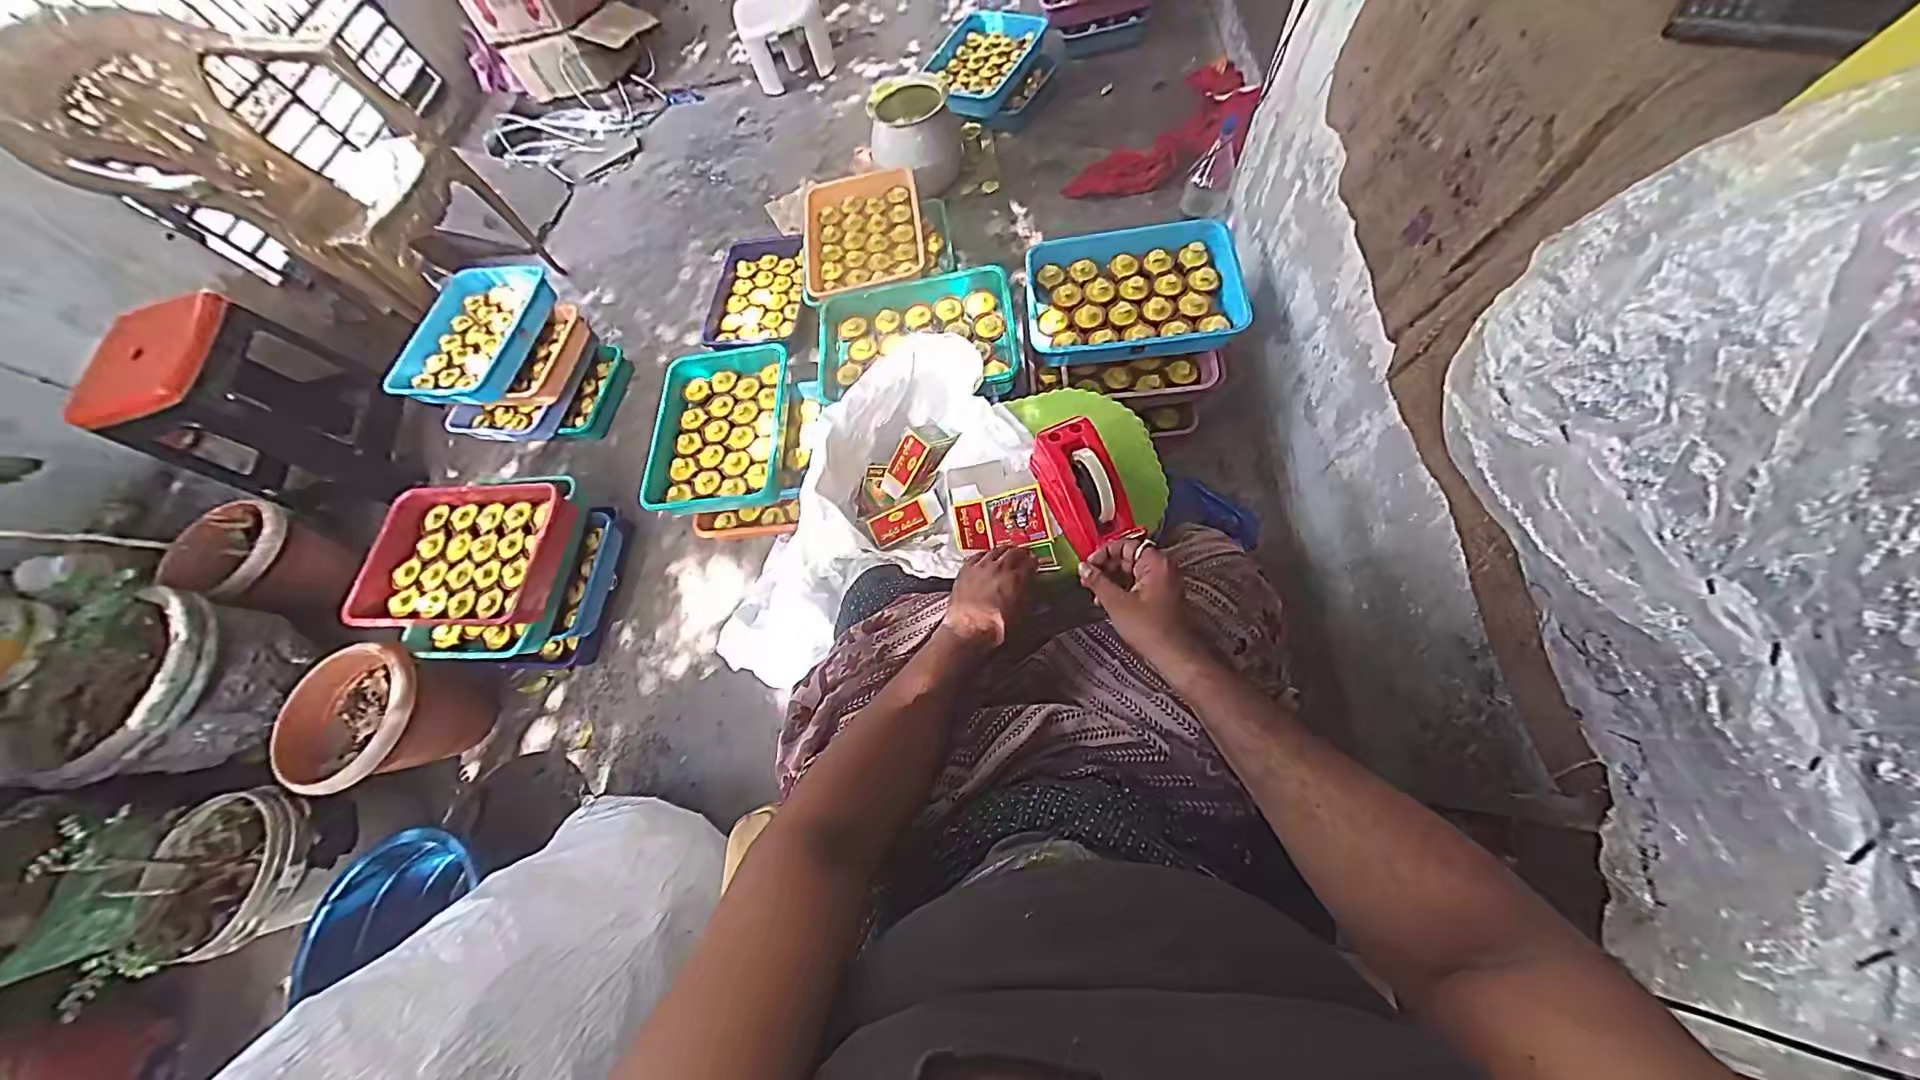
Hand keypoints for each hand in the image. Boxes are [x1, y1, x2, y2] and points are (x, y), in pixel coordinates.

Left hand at [941, 546, 1036, 649]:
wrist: (968, 630)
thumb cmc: (994, 628)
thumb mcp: (1020, 616)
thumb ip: (1028, 601)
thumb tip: (1036, 600)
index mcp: (1016, 579)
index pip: (1030, 563)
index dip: (1034, 562)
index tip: (1036, 562)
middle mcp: (999, 568)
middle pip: (1013, 552)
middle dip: (1021, 553)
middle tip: (1024, 554)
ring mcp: (981, 567)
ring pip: (995, 550)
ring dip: (1004, 550)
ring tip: (1007, 551)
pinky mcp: (966, 570)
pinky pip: (977, 555)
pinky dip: (985, 554)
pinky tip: (986, 556)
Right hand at [1079, 536, 1196, 659]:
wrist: (1174, 654)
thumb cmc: (1149, 628)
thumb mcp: (1116, 602)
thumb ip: (1097, 581)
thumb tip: (1083, 567)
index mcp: (1155, 563)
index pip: (1125, 545)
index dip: (1103, 553)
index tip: (1088, 565)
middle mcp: (1163, 567)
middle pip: (1129, 557)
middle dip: (1106, 567)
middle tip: (1087, 579)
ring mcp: (1164, 582)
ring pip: (1132, 571)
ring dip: (1112, 579)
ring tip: (1094, 593)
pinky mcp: (1162, 596)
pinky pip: (1139, 584)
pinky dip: (1122, 589)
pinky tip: (1108, 601)